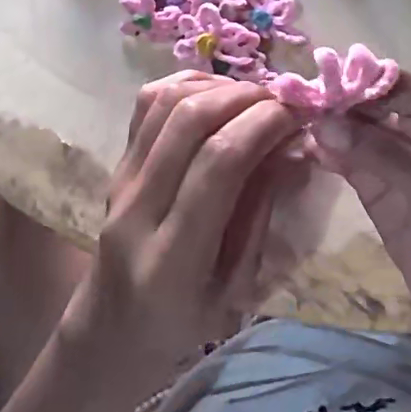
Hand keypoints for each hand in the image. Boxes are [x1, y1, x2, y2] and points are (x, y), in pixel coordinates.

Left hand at [57, 72, 300, 396]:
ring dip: (219, 86)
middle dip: (245, 97)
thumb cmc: (182, 324)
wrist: (110, 327)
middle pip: (189, 120)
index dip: (263, 124)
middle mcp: (137, 208)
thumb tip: (294, 145)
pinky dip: (189, 84)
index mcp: (170, 257)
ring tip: (255, 97)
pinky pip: (148, 102)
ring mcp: (120, 178)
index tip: (299, 114)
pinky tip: (219, 94)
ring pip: (165, 101)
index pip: (218, 163)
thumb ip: (261, 213)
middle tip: (283, 100)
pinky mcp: (115, 161)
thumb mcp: (236, 290)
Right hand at [308, 72, 410, 351]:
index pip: (394, 86)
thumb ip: (383, 156)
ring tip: (285, 119)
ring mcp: (397, 167)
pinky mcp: (380, 196)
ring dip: (324, 127)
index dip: (355, 79)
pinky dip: (327, 155)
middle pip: (368, 107)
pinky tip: (301, 147)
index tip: (312, 78)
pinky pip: (349, 165)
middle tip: (287, 99)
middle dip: (332, 102)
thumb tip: (323, 120)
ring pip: (354, 135)